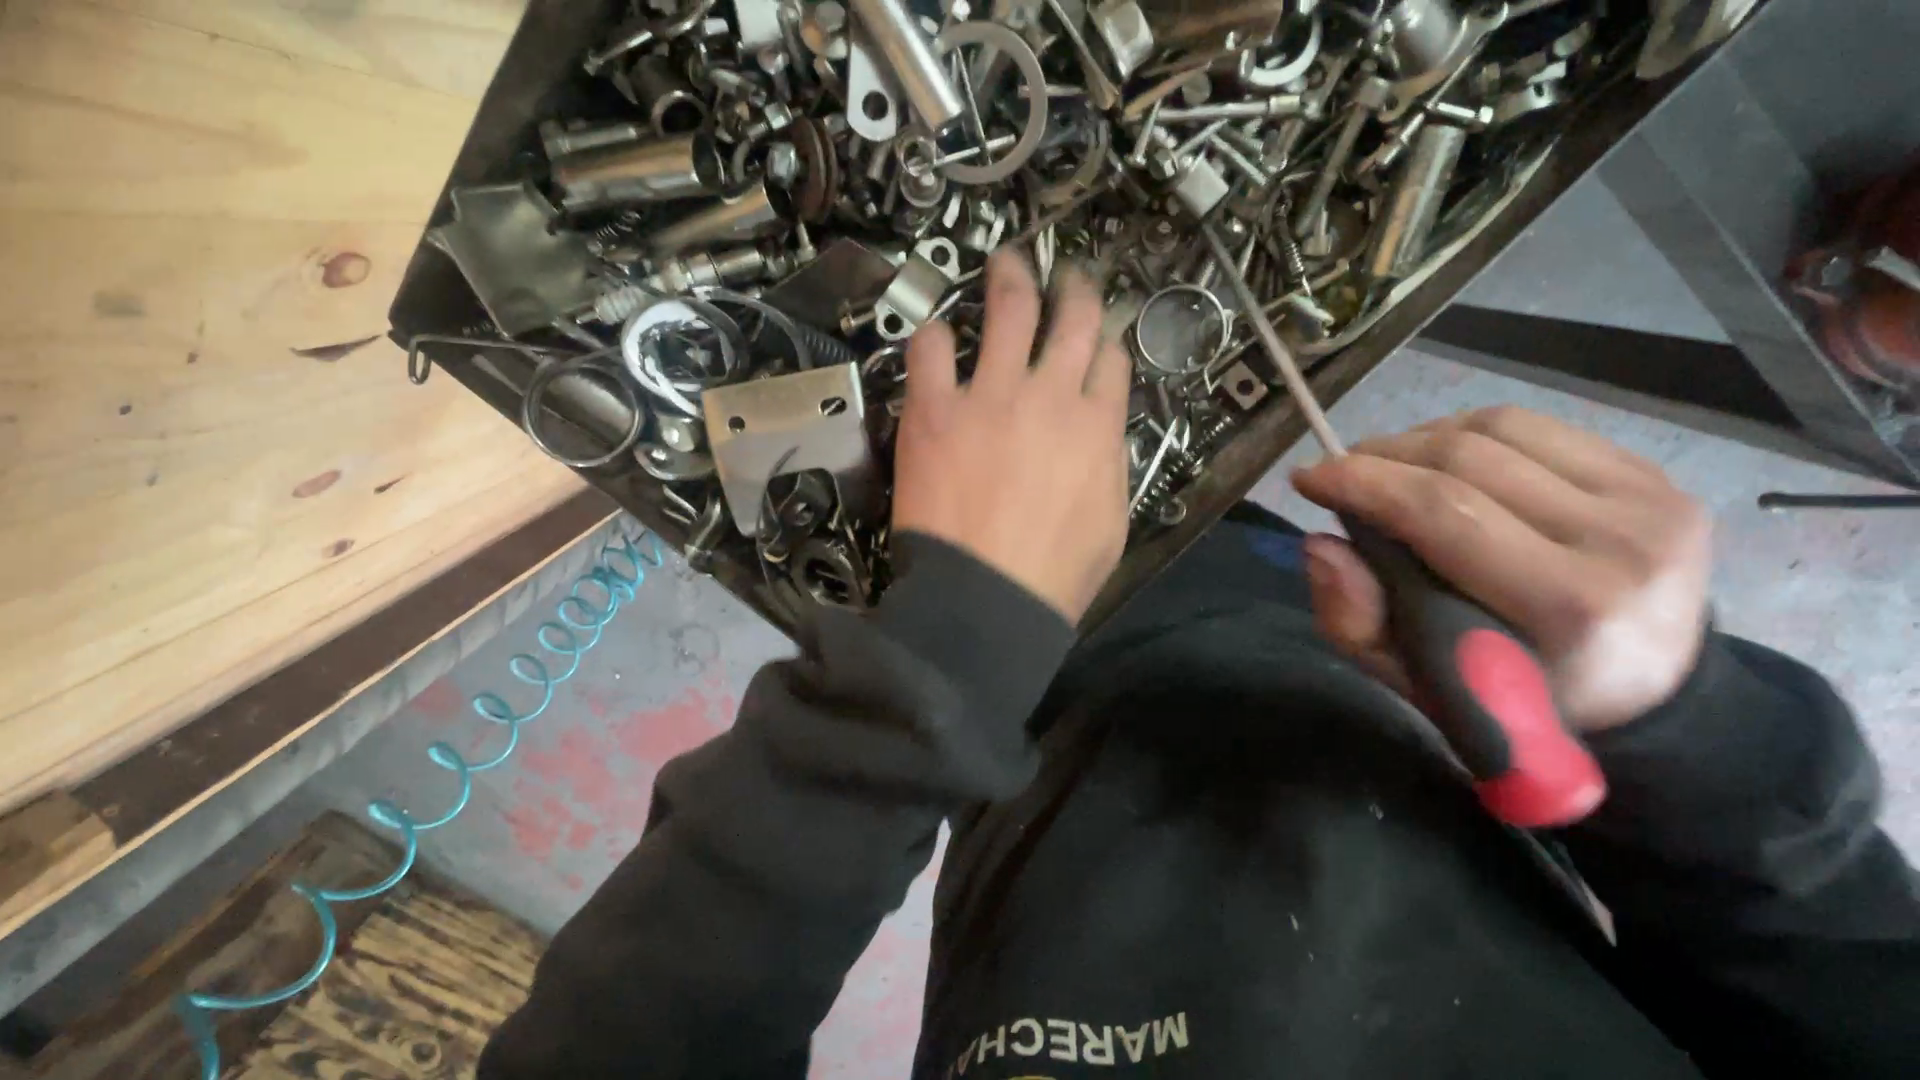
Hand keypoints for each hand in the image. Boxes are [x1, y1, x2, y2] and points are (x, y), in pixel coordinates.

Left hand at [891, 251, 1130, 623]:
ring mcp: (989, 395)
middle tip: (1067, 277)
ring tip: (1005, 260)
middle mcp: (1049, 394)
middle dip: (1075, 291)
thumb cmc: (1053, 575)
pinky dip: (933, 334)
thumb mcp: (1111, 523)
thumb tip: (1099, 436)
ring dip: (1010, 278)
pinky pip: (931, 348)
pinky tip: (935, 334)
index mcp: (1097, 425)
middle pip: (1073, 319)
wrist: (984, 600)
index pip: (1110, 360)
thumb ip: (1108, 465)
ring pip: (1007, 310)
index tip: (1098, 342)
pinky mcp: (934, 408)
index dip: (1105, 344)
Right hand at [1291, 406, 1711, 732]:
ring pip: (1502, 429)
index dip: (1364, 483)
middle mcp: (1621, 540)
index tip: (1307, 477)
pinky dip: (1472, 433)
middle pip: (1468, 459)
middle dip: (1382, 456)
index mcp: (1569, 605)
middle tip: (1336, 471)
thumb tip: (1322, 545)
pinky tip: (1444, 457)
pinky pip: (1538, 429)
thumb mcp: (1419, 684)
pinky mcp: (1654, 474)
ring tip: (1385, 464)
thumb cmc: (1516, 697)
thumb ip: (1358, 625)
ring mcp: (1649, 497)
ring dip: (1422, 437)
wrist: (1645, 693)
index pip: (1445, 512)